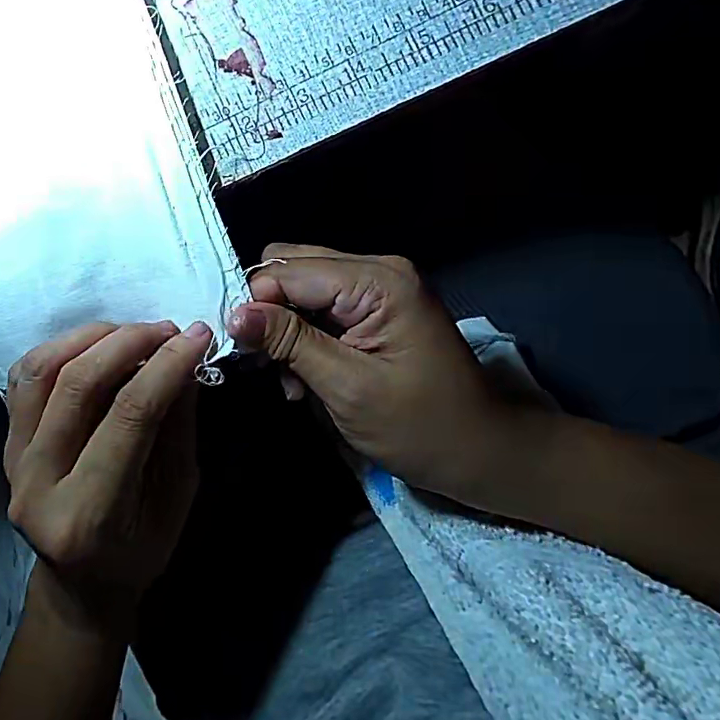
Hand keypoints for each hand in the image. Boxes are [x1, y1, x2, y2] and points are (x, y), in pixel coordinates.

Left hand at [2, 321, 205, 637]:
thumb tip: (183, 360)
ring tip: (132, 331)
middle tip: (167, 329)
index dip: (165, 367)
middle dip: (129, 342)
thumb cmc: (138, 551)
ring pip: (42, 370)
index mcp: (88, 514)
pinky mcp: (4, 441)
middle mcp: (38, 483)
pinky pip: (24, 376)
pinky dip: (59, 347)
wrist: (78, 585)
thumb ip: (177, 428)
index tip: (197, 335)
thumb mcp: (176, 497)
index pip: (128, 418)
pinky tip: (94, 344)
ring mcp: (12, 460)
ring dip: (92, 337)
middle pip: (78, 385)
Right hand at [226, 243, 539, 498]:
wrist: (486, 452)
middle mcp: (376, 268)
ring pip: (298, 285)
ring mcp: (376, 285)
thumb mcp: (347, 387)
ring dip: (283, 328)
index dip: (255, 304)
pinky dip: (301, 335)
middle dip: (267, 312)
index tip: (240, 348)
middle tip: (263, 361)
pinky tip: (304, 375)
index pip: (288, 270)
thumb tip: (233, 314)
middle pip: (290, 267)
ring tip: (290, 380)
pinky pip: (317, 303)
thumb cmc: (422, 426)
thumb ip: (289, 342)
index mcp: (377, 281)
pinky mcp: (373, 305)